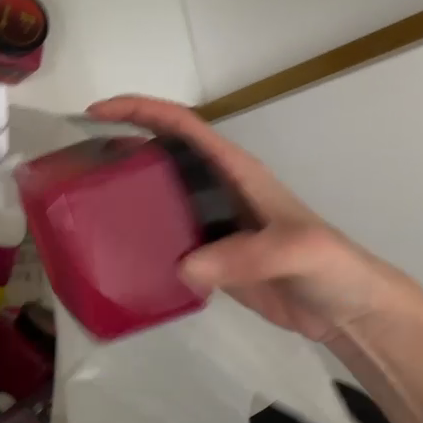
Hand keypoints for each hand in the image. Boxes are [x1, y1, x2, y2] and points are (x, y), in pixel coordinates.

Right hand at [87, 96, 422, 347]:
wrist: (347, 313)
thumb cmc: (331, 267)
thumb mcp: (297, 250)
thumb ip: (246, 255)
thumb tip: (183, 265)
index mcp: (235, 170)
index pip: (182, 125)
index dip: (140, 110)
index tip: (97, 112)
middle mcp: (215, 187)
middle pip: (160, 153)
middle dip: (118, 143)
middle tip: (75, 158)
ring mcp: (208, 221)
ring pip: (155, 193)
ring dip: (121, 189)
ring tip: (80, 197)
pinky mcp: (204, 255)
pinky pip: (160, 235)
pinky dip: (133, 234)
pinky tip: (110, 246)